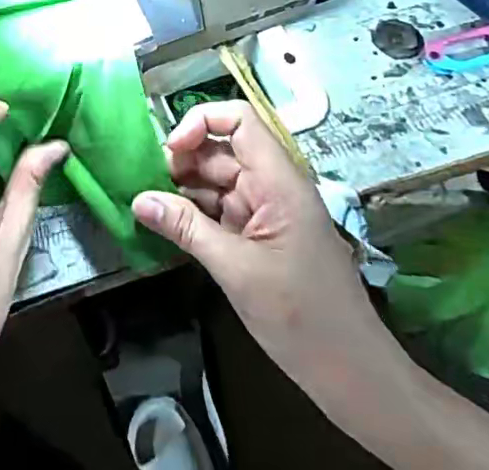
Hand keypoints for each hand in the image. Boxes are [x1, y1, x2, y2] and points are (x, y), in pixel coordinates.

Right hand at [130, 101, 389, 399]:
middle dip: (185, 158)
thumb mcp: (235, 269)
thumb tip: (139, 200)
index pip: (240, 120)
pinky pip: (223, 208)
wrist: (349, 368)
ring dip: (186, 186)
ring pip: (220, 180)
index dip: (201, 122)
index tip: (170, 150)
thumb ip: (186, 229)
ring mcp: (268, 210)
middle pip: (224, 149)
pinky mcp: (261, 235)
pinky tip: (168, 222)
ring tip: (149, 201)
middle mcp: (273, 185)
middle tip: (147, 182)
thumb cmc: (299, 315)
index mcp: (278, 180)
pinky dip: (196, 212)